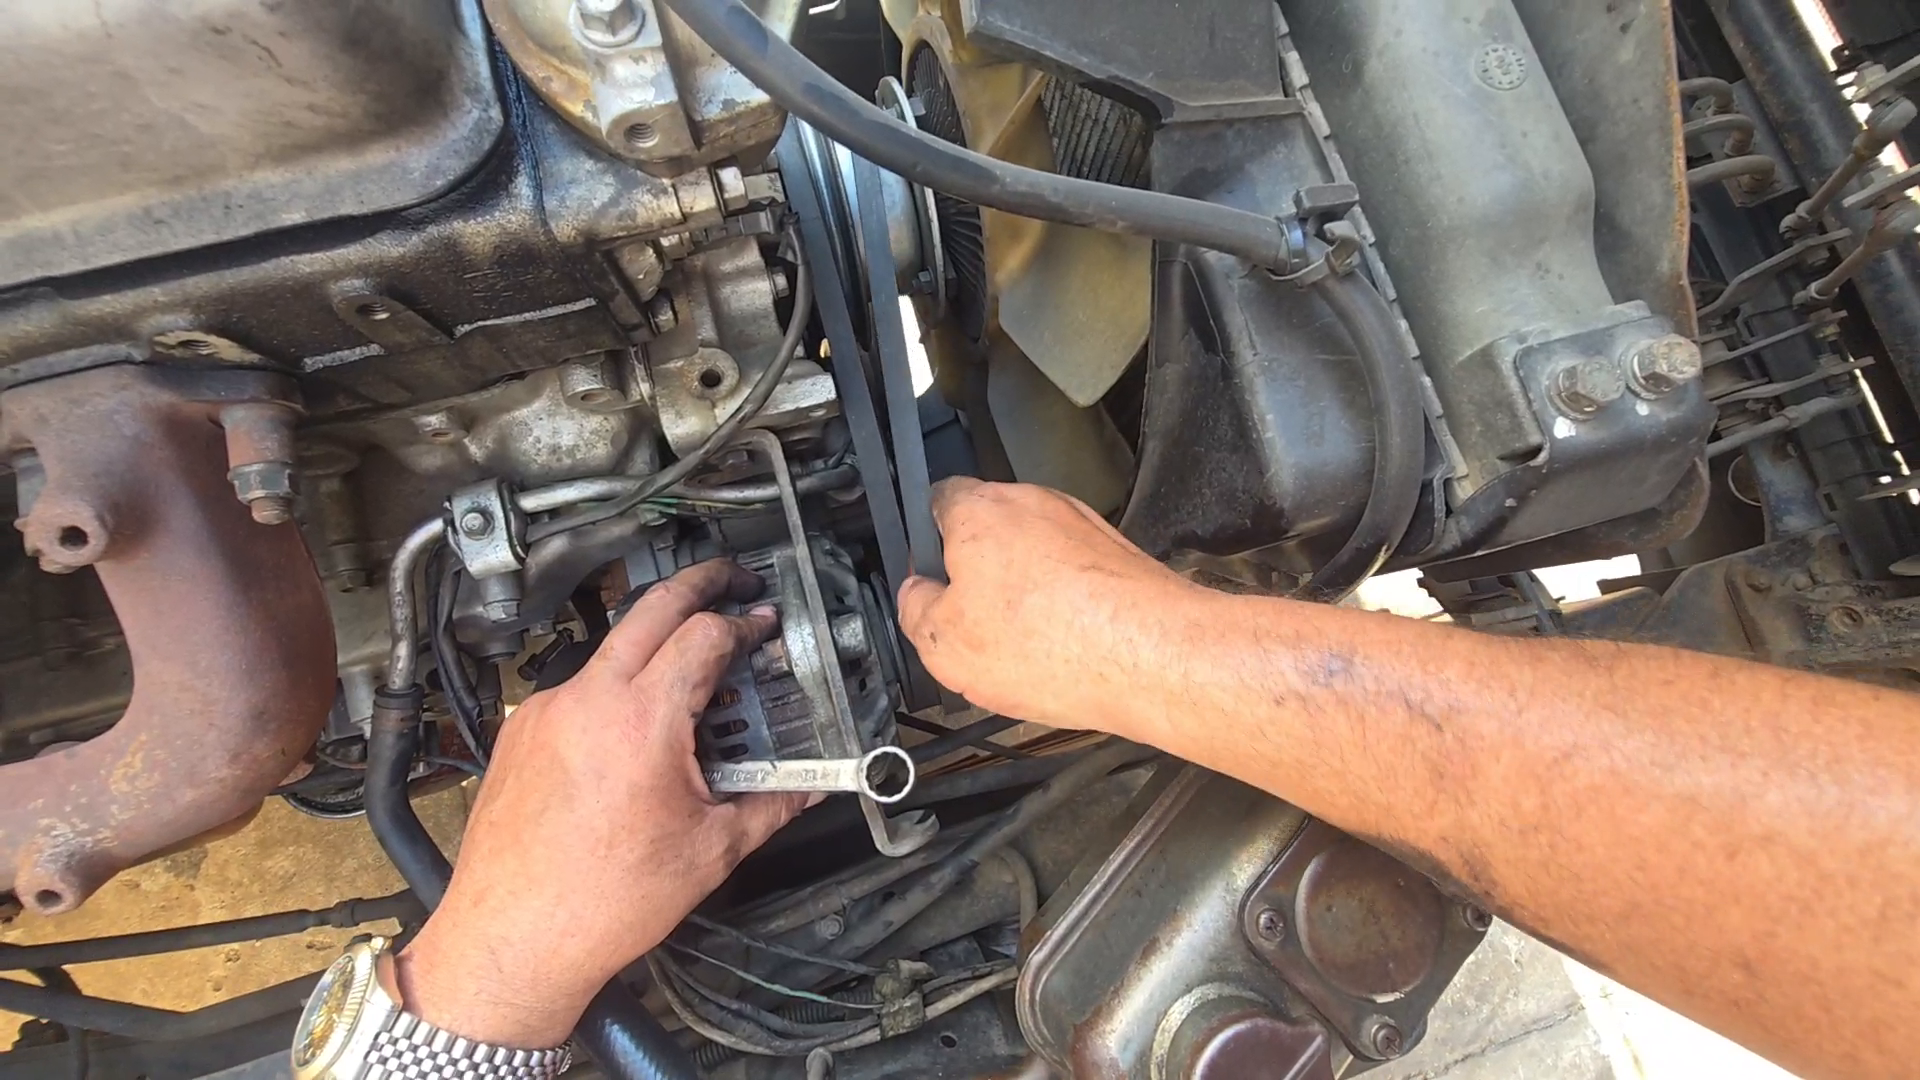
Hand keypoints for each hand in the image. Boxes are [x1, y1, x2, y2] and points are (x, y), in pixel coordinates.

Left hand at [392, 560, 809, 1048]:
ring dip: (659, 633)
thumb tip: (811, 787)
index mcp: (641, 722)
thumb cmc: (599, 904)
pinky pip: (583, 680)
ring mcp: (548, 709)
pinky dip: (621, 678)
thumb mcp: (711, 850)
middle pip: (652, 605)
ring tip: (695, 659)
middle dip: (700, 581)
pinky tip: (642, 716)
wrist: (505, 946)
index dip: (743, 623)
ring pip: (615, 640)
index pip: (703, 635)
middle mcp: (588, 701)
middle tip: (732, 579)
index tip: (762, 626)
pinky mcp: (523, 728)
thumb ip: (773, 804)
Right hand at [896, 479, 1203, 733]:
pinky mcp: (1114, 551)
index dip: (924, 542)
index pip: (935, 500)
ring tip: (1027, 644)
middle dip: (977, 573)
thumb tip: (916, 593)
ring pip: (1031, 553)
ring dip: (1022, 589)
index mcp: (979, 511)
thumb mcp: (944, 643)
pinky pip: (1071, 572)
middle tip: (975, 623)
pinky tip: (1064, 643)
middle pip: (986, 529)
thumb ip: (915, 608)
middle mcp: (1032, 502)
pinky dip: (1062, 600)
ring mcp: (1079, 523)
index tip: (929, 580)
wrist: (1152, 653)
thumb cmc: (1052, 642)